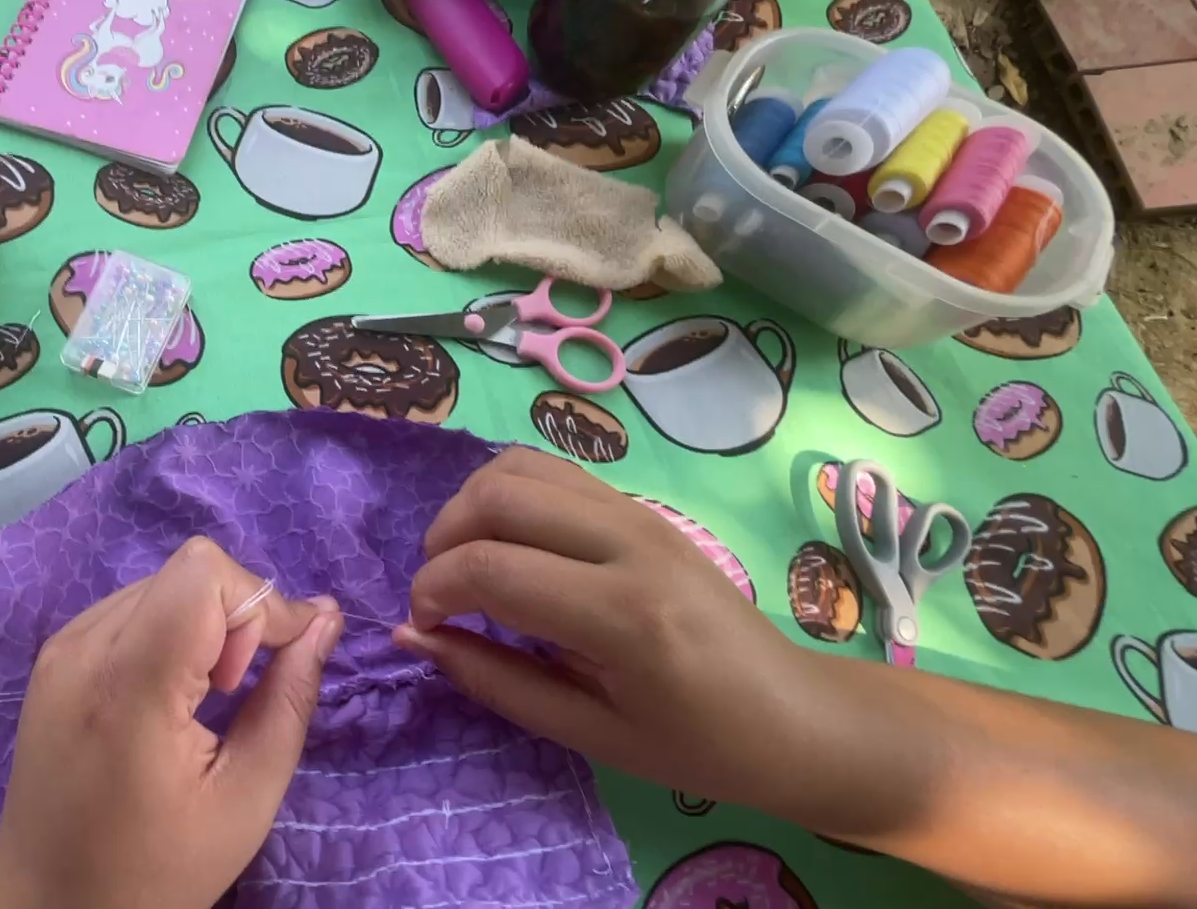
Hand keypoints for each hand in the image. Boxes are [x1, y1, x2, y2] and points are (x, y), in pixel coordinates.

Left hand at [0, 537, 342, 908]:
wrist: (46, 905)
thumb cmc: (154, 870)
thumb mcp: (245, 799)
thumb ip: (291, 698)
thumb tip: (326, 616)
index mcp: (129, 683)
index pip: (204, 573)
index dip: (259, 604)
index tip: (280, 662)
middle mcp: (86, 644)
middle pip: (188, 571)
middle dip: (237, 615)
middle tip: (236, 689)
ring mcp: (64, 643)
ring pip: (165, 582)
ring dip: (205, 622)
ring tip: (205, 695)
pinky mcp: (57, 651)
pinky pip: (135, 604)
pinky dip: (172, 630)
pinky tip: (169, 691)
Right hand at [393, 447, 829, 816]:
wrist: (799, 716)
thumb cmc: (697, 745)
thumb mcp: (588, 734)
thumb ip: (491, 679)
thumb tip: (411, 635)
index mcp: (623, 615)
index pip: (491, 569)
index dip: (434, 590)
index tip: (424, 624)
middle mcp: (628, 541)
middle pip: (496, 498)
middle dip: (442, 539)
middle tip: (440, 588)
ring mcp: (635, 509)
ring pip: (515, 467)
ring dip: (468, 505)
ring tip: (466, 556)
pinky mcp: (636, 501)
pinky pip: (546, 466)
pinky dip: (503, 490)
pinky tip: (506, 536)